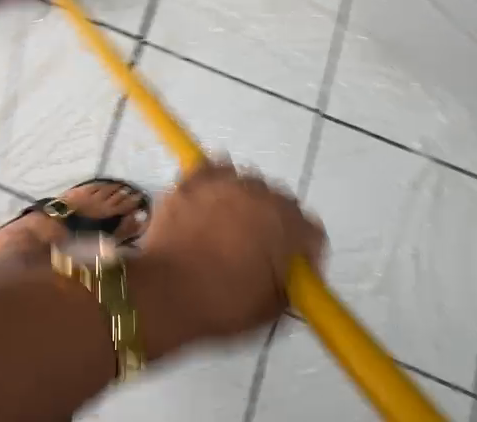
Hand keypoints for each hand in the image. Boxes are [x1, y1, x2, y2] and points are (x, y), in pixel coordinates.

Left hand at [138, 161, 325, 342]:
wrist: (165, 289)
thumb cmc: (224, 303)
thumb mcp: (273, 306)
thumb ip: (291, 282)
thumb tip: (290, 272)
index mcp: (284, 224)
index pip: (311, 231)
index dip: (306, 253)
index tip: (296, 272)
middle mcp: (257, 193)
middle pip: (280, 202)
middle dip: (278, 224)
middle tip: (264, 251)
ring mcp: (221, 181)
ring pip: (247, 182)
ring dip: (247, 201)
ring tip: (233, 227)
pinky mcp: (189, 179)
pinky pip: (212, 169)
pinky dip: (216, 181)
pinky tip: (211, 201)